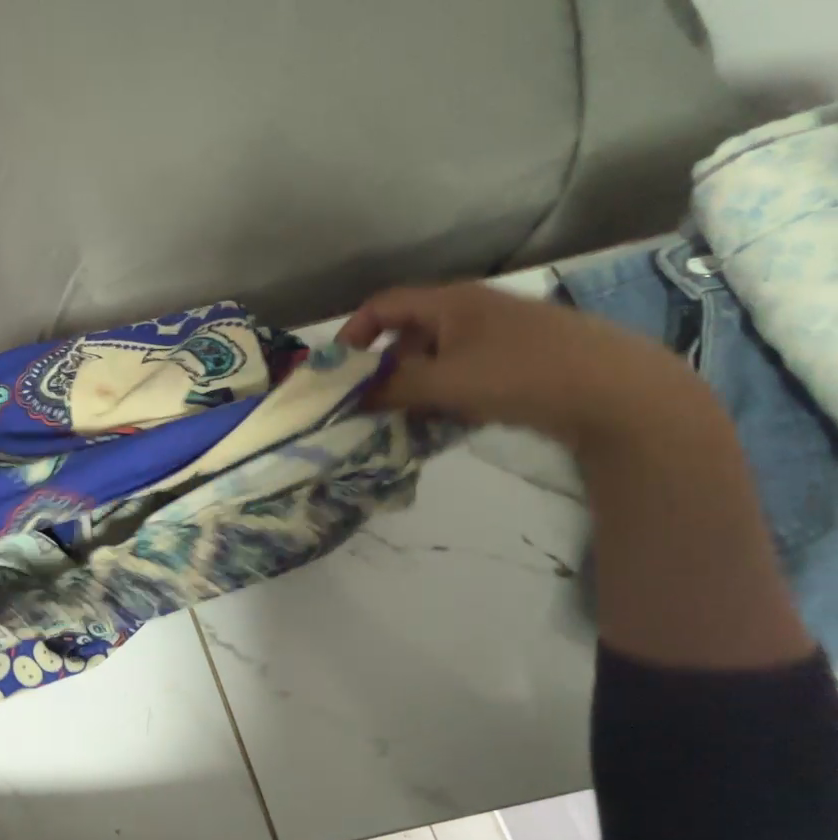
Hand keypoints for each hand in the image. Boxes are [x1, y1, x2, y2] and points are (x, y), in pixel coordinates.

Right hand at [337, 283, 706, 449]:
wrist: (618, 392)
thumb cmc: (520, 376)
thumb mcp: (441, 383)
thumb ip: (388, 388)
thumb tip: (350, 397)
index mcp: (451, 302)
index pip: (382, 306)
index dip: (352, 334)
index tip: (339, 373)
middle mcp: (473, 309)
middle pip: (407, 332)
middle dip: (383, 368)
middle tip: (373, 404)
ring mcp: (501, 332)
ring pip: (436, 355)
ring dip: (415, 385)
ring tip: (411, 418)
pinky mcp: (522, 356)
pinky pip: (465, 369)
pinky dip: (447, 391)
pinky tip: (452, 418)